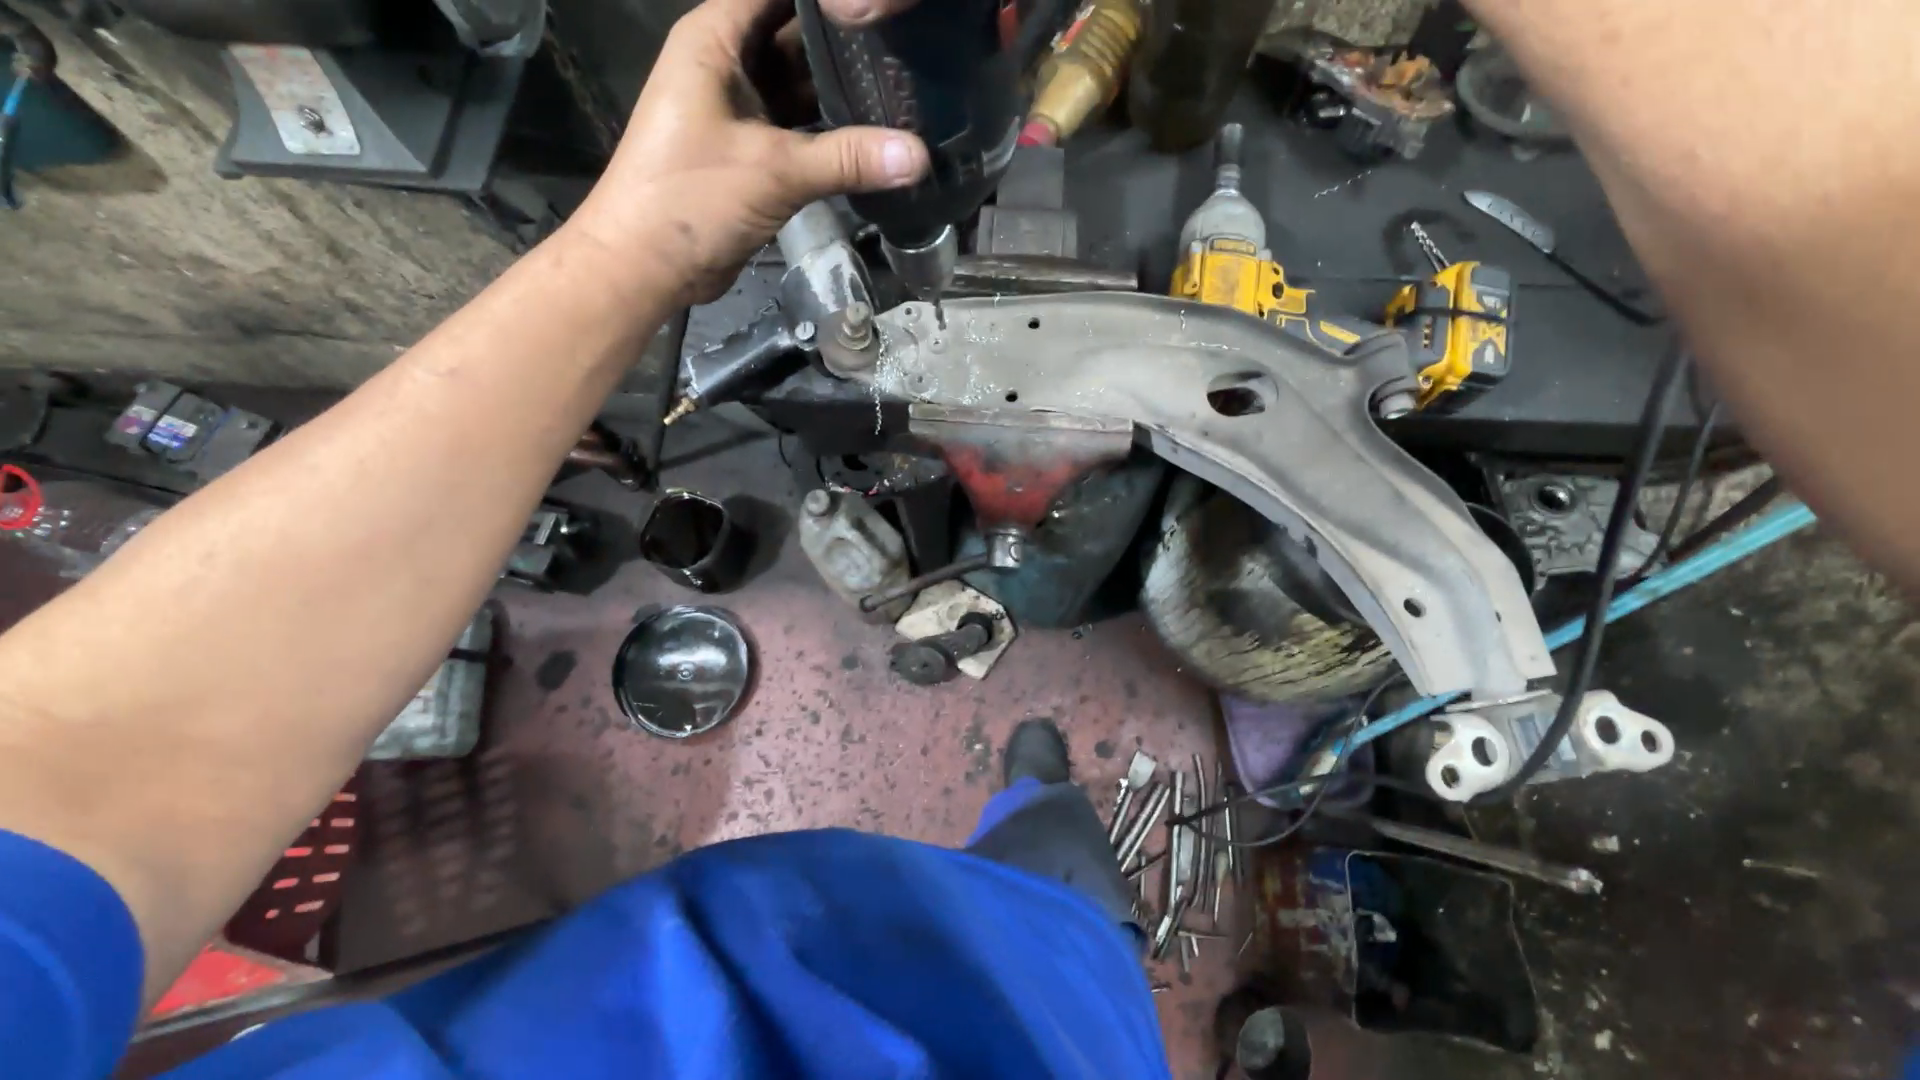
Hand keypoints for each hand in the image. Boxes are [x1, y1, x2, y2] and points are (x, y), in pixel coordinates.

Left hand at [571, 0, 928, 304]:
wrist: (645, 266)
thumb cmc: (691, 196)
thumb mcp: (774, 169)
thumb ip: (849, 158)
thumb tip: (919, 156)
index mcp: (716, 39)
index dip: (828, 2)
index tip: (879, 10)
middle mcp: (728, 65)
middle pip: (795, 37)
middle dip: (846, 46)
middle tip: (907, 57)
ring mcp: (740, 111)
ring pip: (801, 88)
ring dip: (843, 94)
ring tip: (905, 93)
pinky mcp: (751, 153)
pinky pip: (800, 130)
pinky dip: (832, 135)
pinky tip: (877, 138)